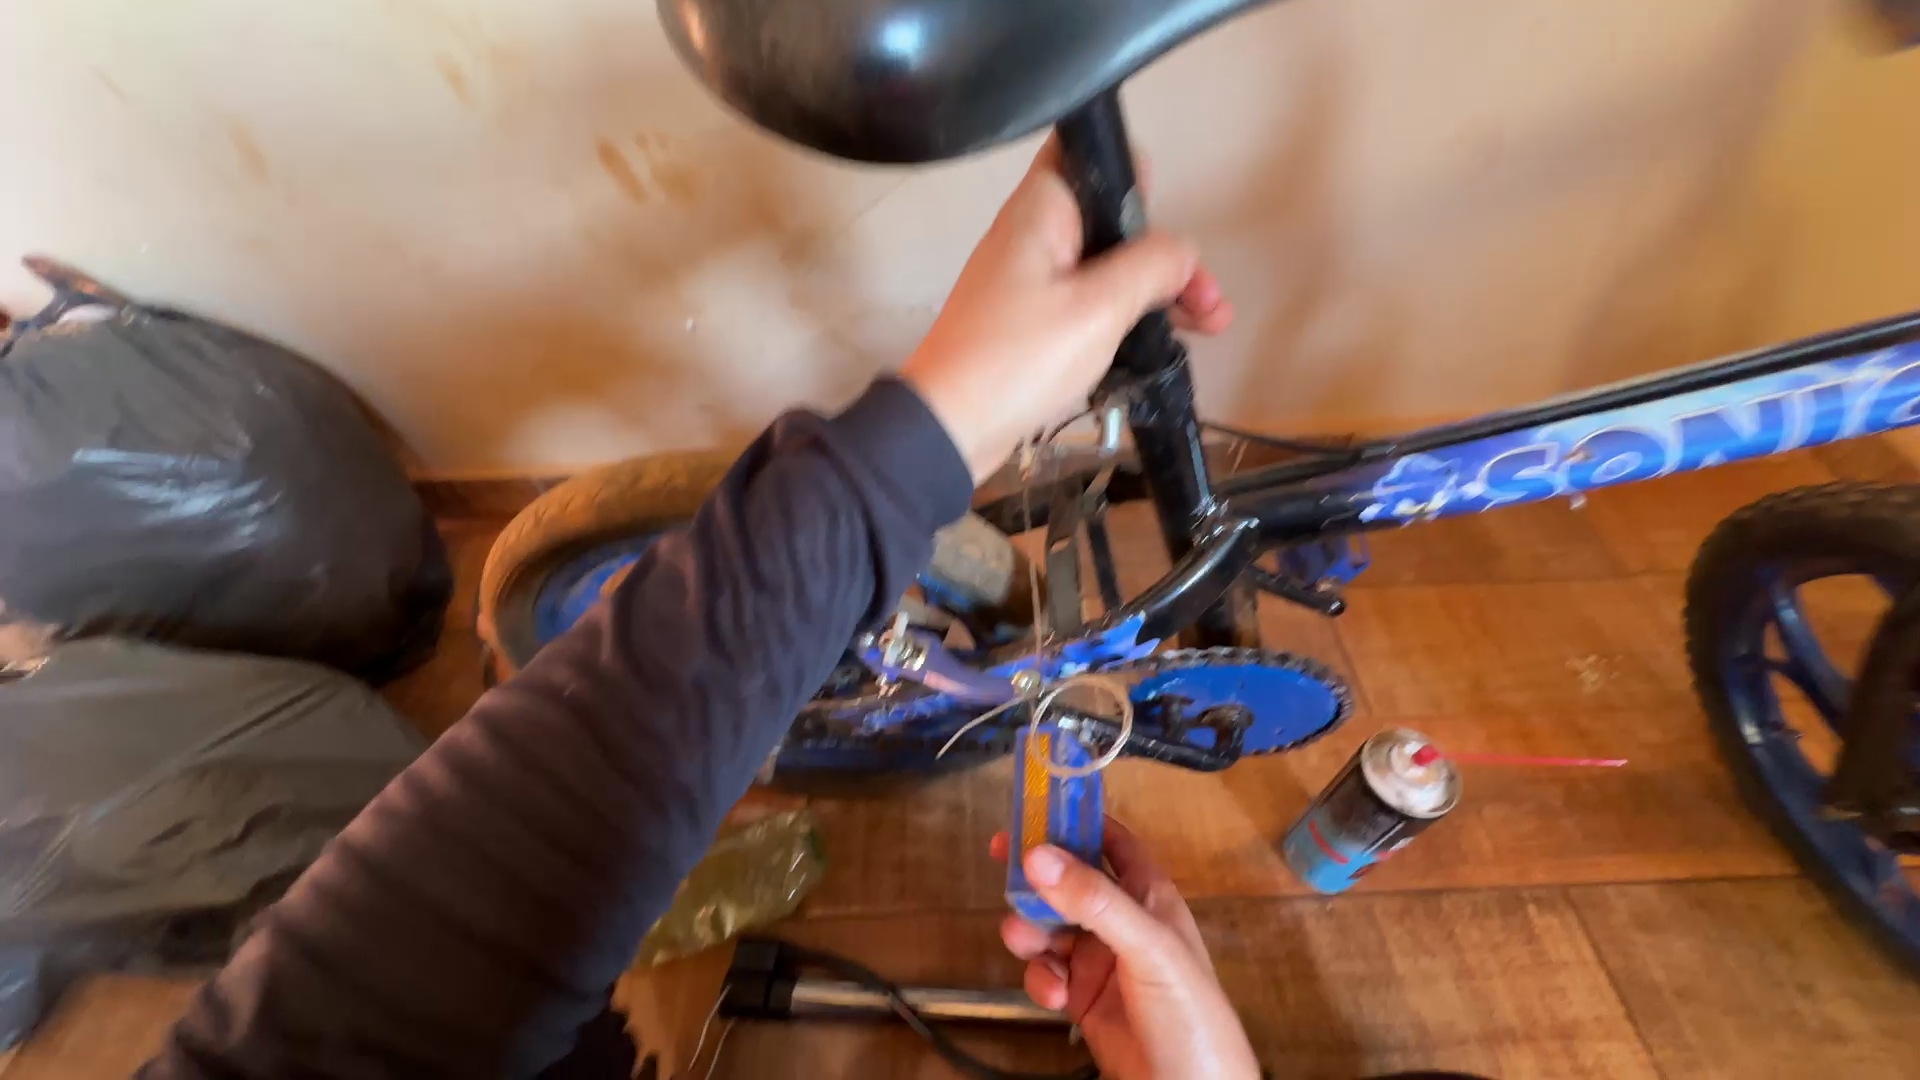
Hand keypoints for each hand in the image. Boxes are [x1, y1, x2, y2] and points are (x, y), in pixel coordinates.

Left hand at [902, 142, 1233, 483]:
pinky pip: (1084, 307)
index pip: (1091, 153)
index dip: (1136, 177)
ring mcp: (1027, 282)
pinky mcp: (1027, 324)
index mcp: (1041, 209)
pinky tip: (1159, 343)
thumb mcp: (1098, 307)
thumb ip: (1151, 266)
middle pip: (1110, 222)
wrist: (952, 427)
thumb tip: (1183, 251)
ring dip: (1153, 292)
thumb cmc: (1019, 358)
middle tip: (1207, 298)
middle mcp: (1032, 235)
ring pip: (1103, 270)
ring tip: (1206, 324)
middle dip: (1164, 253)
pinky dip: (1121, 319)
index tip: (1166, 224)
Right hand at [991, 819, 1259, 1079]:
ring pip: (1049, 925)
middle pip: (1068, 879)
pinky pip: (1047, 971)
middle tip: (1000, 857)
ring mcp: (1099, 960)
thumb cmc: (1188, 1012)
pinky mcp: (1082, 999)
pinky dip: (1041, 978)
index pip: (1110, 840)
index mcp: (1147, 895)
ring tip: (1023, 941)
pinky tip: (1053, 996)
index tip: (1035, 804)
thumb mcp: (1146, 947)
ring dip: (1030, 928)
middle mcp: (1120, 920)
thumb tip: (1036, 854)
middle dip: (1036, 873)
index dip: (1076, 819)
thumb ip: (1094, 900)